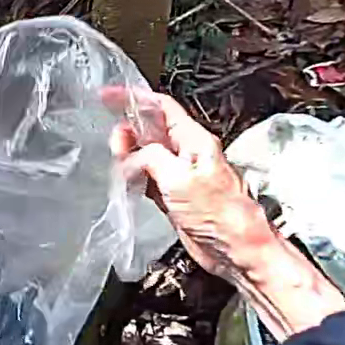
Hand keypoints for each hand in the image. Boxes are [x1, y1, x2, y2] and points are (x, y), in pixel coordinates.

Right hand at [103, 87, 344, 339]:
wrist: (235, 249)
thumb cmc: (220, 214)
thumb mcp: (179, 177)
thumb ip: (150, 158)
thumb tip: (132, 157)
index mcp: (195, 142)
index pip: (161, 108)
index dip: (134, 98)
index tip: (109, 94)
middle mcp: (187, 155)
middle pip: (151, 130)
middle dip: (127, 129)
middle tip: (113, 141)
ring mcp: (179, 175)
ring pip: (146, 154)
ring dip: (128, 154)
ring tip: (118, 161)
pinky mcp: (173, 196)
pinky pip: (147, 177)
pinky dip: (132, 176)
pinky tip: (125, 180)